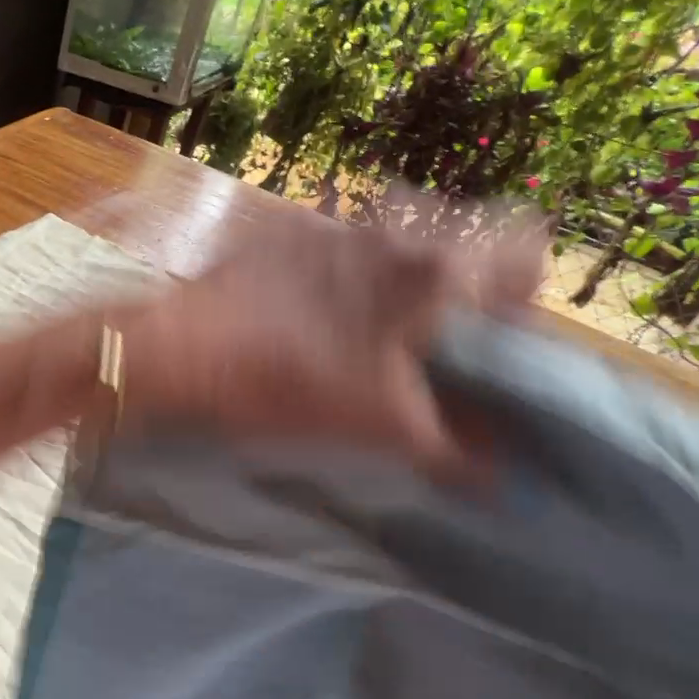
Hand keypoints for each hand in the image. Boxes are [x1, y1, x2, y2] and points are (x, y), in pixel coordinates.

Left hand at [121, 209, 543, 468]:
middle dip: (457, 296)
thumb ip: (453, 448)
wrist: (172, 351)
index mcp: (435, 264)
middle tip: (430, 350)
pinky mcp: (275, 235)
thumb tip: (501, 475)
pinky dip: (340, 280)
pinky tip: (310, 320)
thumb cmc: (283, 382)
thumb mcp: (377, 426)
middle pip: (458, 246)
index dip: (521, 300)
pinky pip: (334, 249)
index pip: (525, 250)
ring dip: (396, 287)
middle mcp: (389, 226)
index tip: (493, 345)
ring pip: (394, 245)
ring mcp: (326, 223)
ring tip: (368, 340)